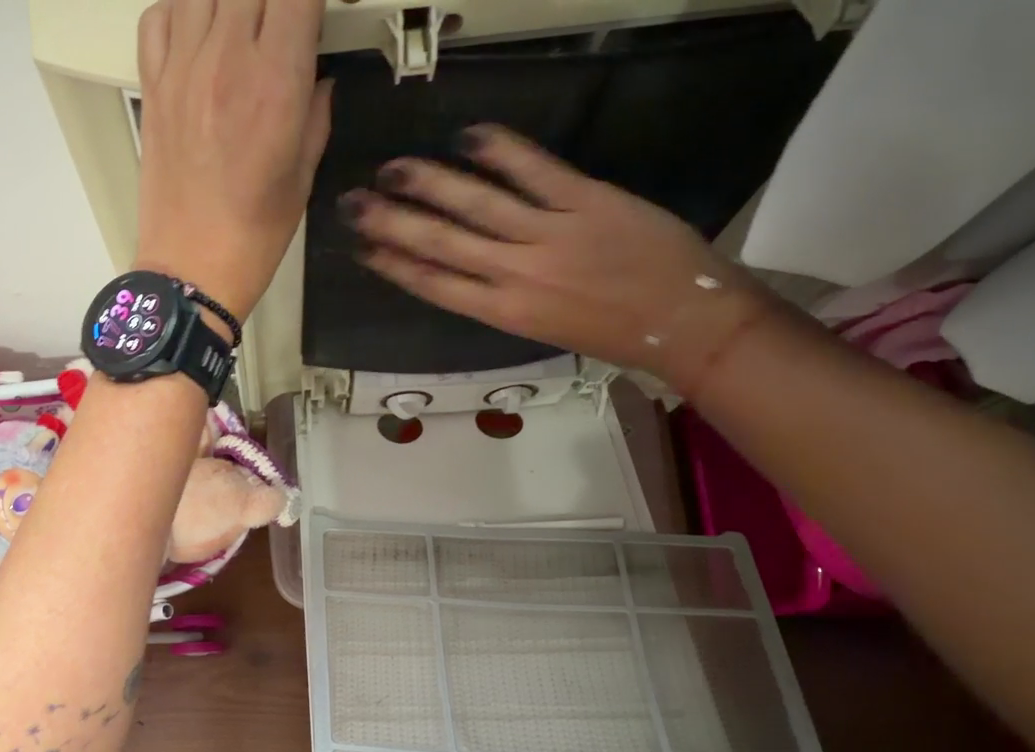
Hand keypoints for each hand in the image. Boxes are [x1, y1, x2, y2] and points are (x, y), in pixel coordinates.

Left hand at [133, 0, 333, 321]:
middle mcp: (225, 61)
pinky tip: (199, 32)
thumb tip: (320, 78)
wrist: (191, 268)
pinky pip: (158, 17)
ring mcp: (182, 71)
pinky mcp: (152, 88)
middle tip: (283, 25)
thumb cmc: (252, 234)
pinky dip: (179, 11)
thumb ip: (316, 113)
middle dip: (273, 1)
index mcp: (275, 82)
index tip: (315, 15)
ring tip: (243, 22)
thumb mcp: (303, 174)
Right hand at [343, 124, 778, 390]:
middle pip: (438, 242)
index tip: (359, 249)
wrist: (682, 322)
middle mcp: (514, 274)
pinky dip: (498, 149)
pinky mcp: (585, 200)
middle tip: (352, 203)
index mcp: (503, 312)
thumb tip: (465, 267)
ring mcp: (548, 234)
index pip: (432, 284)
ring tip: (392, 168)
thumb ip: (503, 298)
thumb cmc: (612, 332)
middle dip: (389, 222)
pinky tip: (468, 135)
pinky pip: (532, 169)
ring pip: (474, 203)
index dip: (390, 264)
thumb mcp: (544, 328)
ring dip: (427, 182)